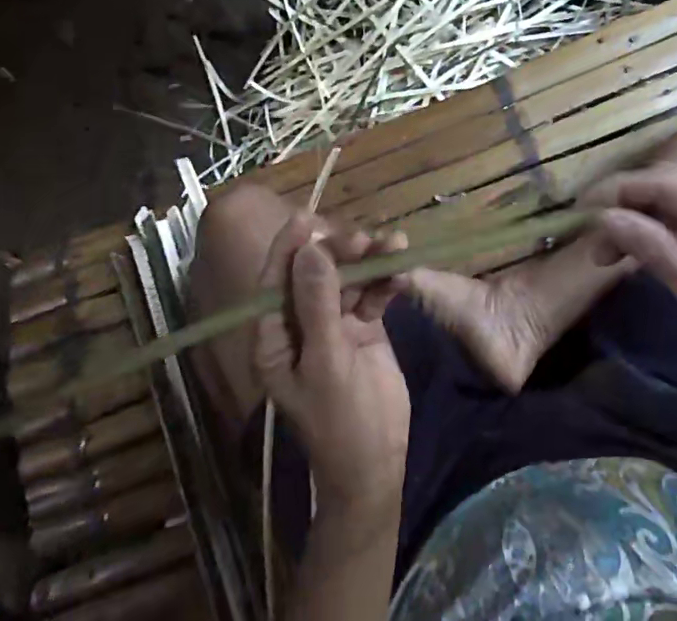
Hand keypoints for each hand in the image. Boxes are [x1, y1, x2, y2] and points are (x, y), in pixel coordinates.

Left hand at [253, 215, 409, 513]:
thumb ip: (318, 304)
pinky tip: (402, 272)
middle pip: (317, 274)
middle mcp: (302, 326)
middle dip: (340, 252)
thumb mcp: (327, 361)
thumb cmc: (341, 420)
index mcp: (276, 338)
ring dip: (370, 262)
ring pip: (349, 280)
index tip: (307, 217)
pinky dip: (386, 281)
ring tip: (396, 243)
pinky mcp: (365, 329)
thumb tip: (309, 251)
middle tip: (367, 238)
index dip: (289, 248)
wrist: (376, 461)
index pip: (275, 283)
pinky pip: (372, 294)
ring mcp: (335, 326)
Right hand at [588, 164, 676, 401]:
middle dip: (628, 206)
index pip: (667, 183)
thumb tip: (604, 217)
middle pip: (672, 187)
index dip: (620, 190)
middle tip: (593, 241)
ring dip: (643, 220)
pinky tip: (642, 250)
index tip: (580, 208)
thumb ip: (652, 247)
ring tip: (608, 253)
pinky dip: (665, 232)